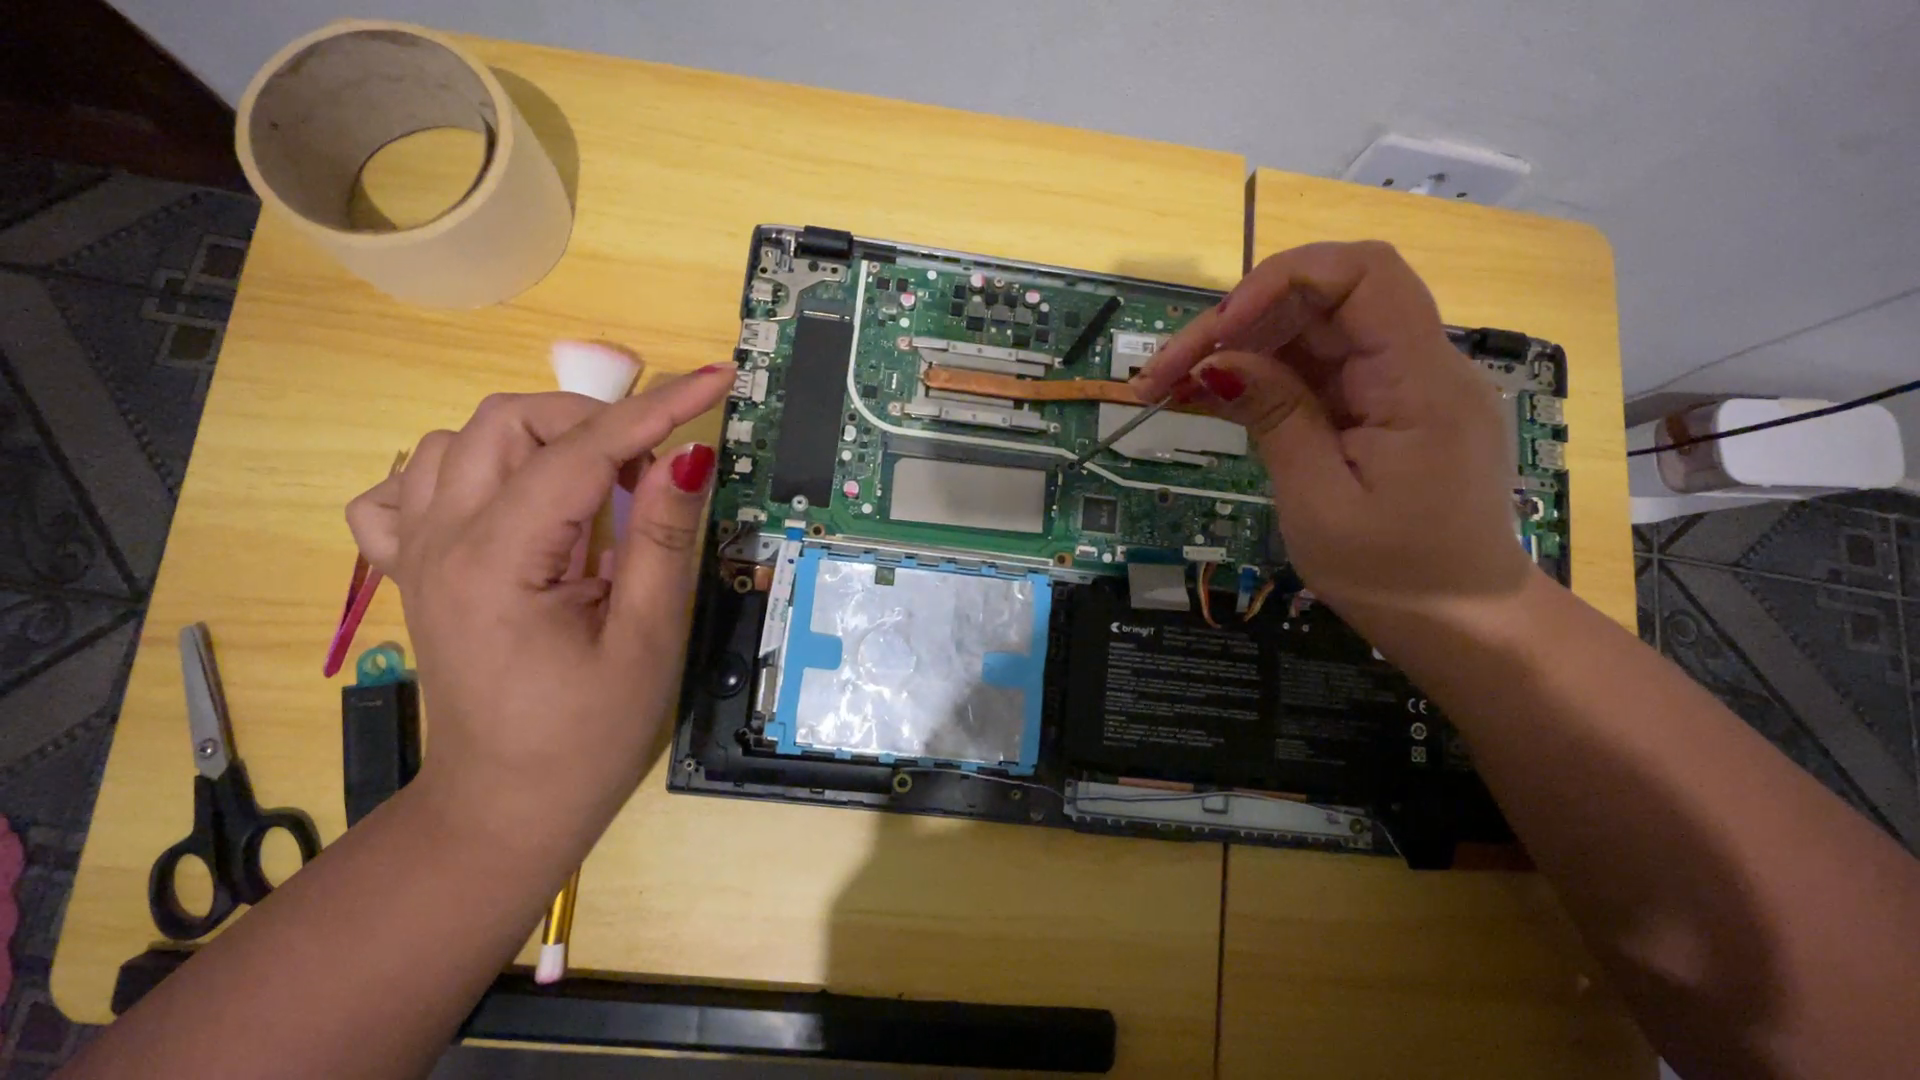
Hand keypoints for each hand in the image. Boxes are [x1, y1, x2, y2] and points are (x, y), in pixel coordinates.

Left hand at [345, 363, 733, 852]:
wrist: (507, 804)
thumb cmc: (588, 734)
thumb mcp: (647, 639)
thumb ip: (664, 540)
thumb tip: (690, 455)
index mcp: (499, 562)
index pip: (582, 452)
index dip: (655, 410)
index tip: (714, 379)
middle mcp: (441, 540)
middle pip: (508, 423)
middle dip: (592, 421)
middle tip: (653, 467)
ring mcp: (416, 551)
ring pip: (462, 440)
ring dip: (539, 439)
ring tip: (596, 485)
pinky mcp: (413, 568)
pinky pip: (410, 488)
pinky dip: (461, 471)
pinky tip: (505, 501)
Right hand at [1134, 241, 1533, 630]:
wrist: (1461, 621)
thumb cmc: (1393, 575)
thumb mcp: (1320, 502)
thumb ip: (1275, 417)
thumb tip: (1216, 361)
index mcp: (1419, 381)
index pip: (1363, 273)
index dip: (1282, 280)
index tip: (1219, 332)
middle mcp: (1419, 364)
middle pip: (1322, 301)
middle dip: (1235, 324)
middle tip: (1161, 374)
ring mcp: (1401, 384)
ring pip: (1311, 333)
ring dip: (1237, 351)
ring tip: (1167, 389)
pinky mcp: (1383, 407)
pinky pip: (1319, 371)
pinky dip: (1262, 378)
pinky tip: (1209, 397)